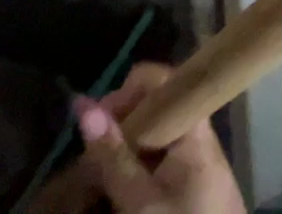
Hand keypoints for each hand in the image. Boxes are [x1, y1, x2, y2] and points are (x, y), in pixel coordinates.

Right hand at [73, 64, 242, 213]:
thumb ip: (110, 154)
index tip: (105, 119)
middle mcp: (202, 145)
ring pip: (155, 139)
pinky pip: (162, 164)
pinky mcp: (198, 193)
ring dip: (124, 153)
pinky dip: (137, 172)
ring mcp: (201, 170)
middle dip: (119, 127)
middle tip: (95, 158)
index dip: (130, 90)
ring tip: (103, 182)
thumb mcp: (139, 204)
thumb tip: (80, 102)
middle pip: (156, 110)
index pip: (164, 81)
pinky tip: (122, 196)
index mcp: (196, 138)